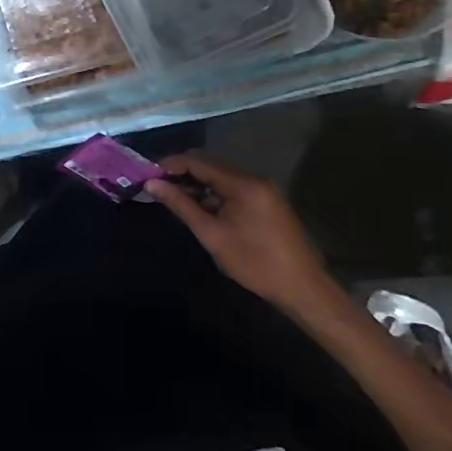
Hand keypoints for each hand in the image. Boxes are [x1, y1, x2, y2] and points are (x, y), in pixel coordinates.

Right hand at [146, 154, 338, 315]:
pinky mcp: (268, 200)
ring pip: (221, 176)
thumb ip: (181, 205)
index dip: (170, 165)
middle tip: (159, 187)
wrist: (303, 289)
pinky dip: (215, 193)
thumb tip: (152, 184)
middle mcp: (254, 178)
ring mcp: (264, 188)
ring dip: (198, 184)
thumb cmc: (254, 263)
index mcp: (242, 184)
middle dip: (182, 173)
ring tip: (177, 201)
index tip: (149, 175)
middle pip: (210, 165)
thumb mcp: (212, 235)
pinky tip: (203, 209)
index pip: (198, 162)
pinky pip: (234, 186)